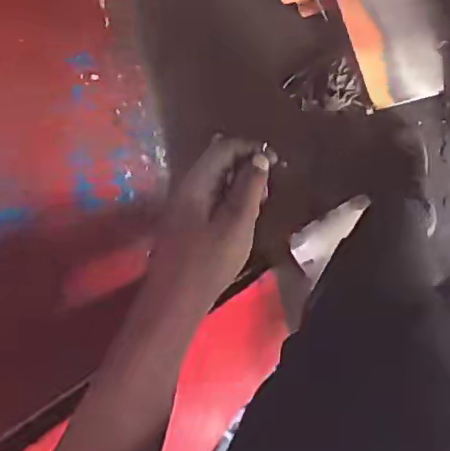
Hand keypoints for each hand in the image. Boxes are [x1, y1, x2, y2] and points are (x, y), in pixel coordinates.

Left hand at [145, 135, 270, 307]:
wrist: (174, 303)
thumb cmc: (208, 263)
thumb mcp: (237, 223)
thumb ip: (249, 188)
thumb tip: (259, 158)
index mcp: (195, 184)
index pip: (223, 147)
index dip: (250, 148)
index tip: (275, 162)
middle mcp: (186, 189)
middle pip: (217, 160)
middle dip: (246, 165)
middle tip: (269, 187)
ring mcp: (183, 206)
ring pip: (216, 179)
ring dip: (240, 183)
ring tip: (260, 201)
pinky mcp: (186, 222)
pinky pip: (212, 196)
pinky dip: (231, 198)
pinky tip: (244, 215)